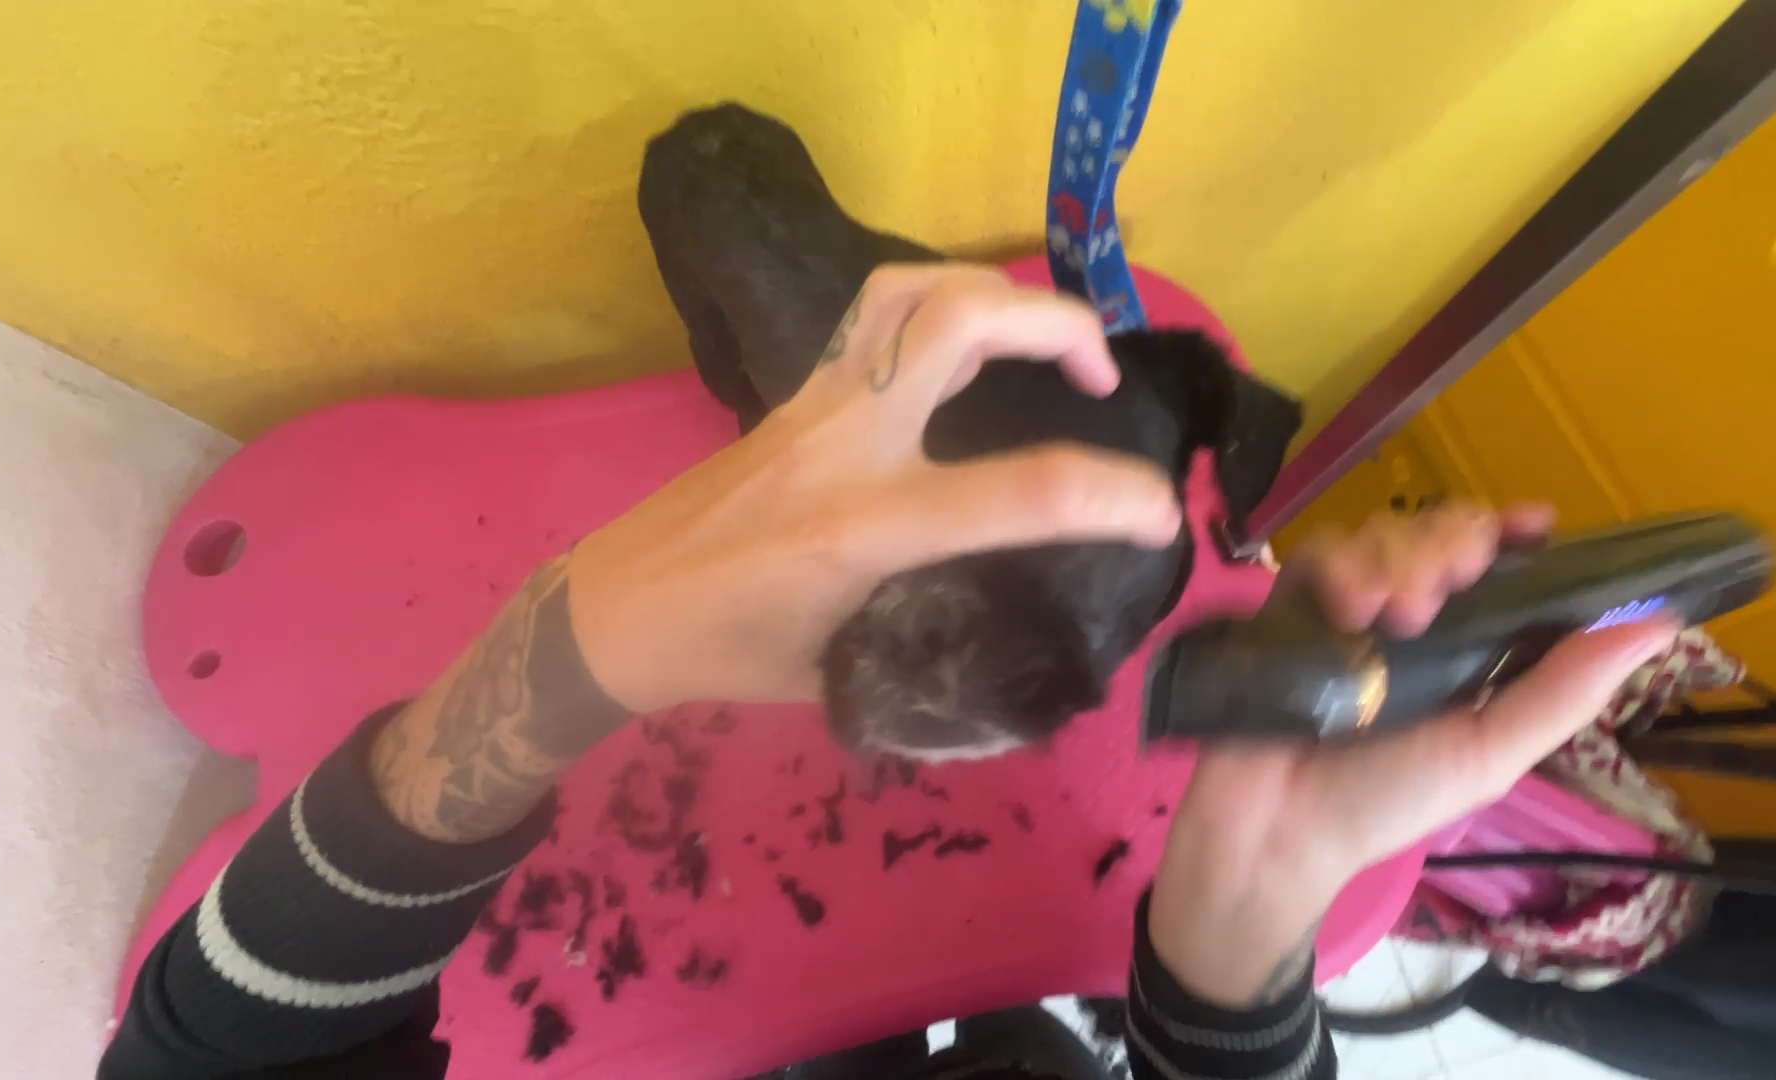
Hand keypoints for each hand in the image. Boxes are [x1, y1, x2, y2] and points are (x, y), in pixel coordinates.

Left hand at [568, 263, 1181, 710]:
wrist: (616, 608)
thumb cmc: (726, 653)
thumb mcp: (842, 669)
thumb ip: (931, 636)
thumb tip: (1007, 625)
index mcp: (860, 528)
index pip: (1014, 495)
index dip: (1111, 498)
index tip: (1159, 512)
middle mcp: (842, 443)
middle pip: (956, 321)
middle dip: (1057, 324)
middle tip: (1100, 375)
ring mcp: (813, 404)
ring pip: (909, 290)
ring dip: (995, 292)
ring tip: (1040, 336)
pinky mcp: (793, 391)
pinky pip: (876, 315)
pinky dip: (941, 307)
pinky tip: (966, 351)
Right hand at [1148, 501, 1679, 1005]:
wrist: (1280, 819)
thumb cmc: (1386, 798)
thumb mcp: (1487, 754)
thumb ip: (1562, 692)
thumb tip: (1662, 623)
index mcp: (1468, 648)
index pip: (1498, 566)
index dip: (1514, 534)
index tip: (1531, 525)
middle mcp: (1408, 615)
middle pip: (1437, 534)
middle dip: (1449, 545)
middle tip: (1441, 588)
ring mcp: (1344, 605)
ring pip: (1378, 534)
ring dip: (1396, 557)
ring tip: (1389, 612)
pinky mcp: (1289, 603)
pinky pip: (1317, 553)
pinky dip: (1339, 565)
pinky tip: (1348, 607)